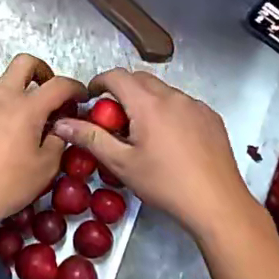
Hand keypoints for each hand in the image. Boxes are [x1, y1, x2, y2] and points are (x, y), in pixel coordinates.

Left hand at [0, 54, 86, 232]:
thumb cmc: (7, 185)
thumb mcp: (46, 167)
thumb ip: (59, 140)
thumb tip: (61, 126)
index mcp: (26, 108)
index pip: (58, 84)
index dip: (75, 87)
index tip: (82, 97)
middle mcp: (1, 97)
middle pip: (25, 63)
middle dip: (44, 71)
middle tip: (52, 94)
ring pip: (5, 80)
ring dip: (22, 89)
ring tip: (32, 118)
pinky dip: (7, 104)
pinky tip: (11, 131)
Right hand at [54, 69, 259, 240]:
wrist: (216, 202)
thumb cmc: (165, 184)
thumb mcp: (121, 163)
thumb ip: (90, 139)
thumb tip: (62, 124)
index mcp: (148, 104)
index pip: (117, 76)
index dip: (99, 82)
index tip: (91, 98)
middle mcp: (174, 97)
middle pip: (140, 80)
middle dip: (121, 92)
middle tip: (112, 119)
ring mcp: (196, 106)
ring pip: (163, 92)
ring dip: (146, 102)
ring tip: (141, 134)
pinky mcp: (211, 118)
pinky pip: (183, 105)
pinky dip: (168, 113)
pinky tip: (168, 141)